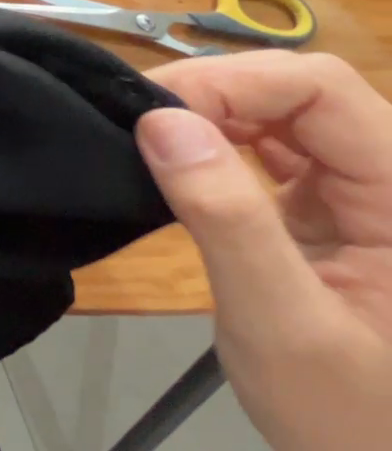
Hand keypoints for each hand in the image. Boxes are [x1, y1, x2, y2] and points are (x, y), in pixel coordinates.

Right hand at [136, 51, 391, 450]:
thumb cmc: (352, 417)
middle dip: (212, 92)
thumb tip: (159, 122)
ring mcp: (372, 198)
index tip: (147, 114)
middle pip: (304, 92)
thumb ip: (227, 220)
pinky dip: (215, 139)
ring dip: (209, 113)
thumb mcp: (281, 324)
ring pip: (286, 112)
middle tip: (133, 123)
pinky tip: (177, 158)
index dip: (230, 83)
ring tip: (143, 137)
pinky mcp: (337, 211)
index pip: (322, 92)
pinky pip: (276, 148)